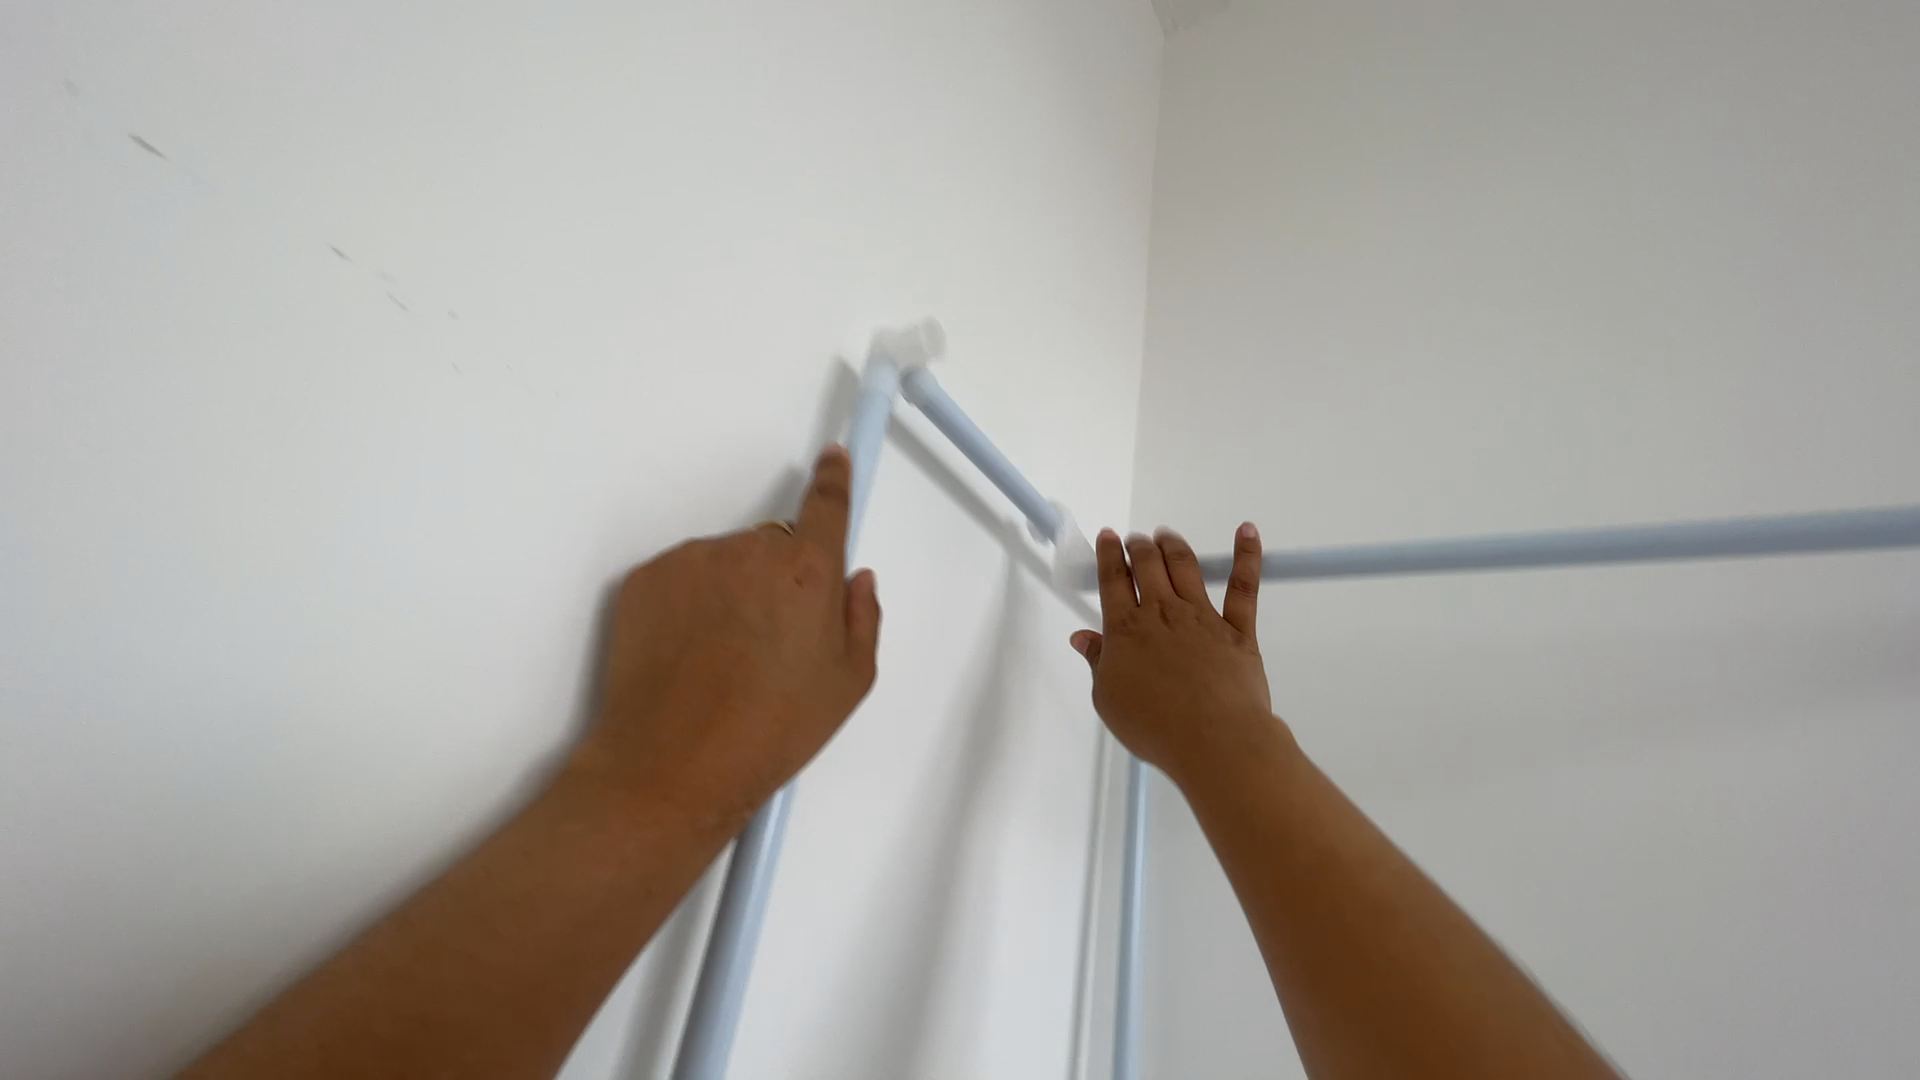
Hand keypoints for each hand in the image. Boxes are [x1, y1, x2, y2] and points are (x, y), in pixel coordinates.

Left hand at [568, 446, 880, 829]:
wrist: (672, 765)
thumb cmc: (773, 729)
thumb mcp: (848, 684)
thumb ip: (864, 617)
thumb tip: (857, 578)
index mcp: (808, 572)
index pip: (827, 505)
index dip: (834, 478)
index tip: (834, 457)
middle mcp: (750, 551)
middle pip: (775, 543)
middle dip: (781, 574)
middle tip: (772, 638)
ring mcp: (693, 560)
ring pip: (728, 560)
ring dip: (734, 588)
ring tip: (725, 654)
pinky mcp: (646, 578)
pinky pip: (684, 575)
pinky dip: (692, 601)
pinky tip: (690, 651)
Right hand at [1070, 524, 1277, 787]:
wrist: (1213, 740)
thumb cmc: (1152, 725)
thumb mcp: (1108, 699)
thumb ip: (1097, 662)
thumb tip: (1082, 636)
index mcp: (1125, 629)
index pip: (1113, 580)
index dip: (1108, 554)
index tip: (1108, 536)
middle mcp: (1161, 612)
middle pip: (1148, 565)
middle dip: (1139, 546)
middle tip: (1136, 539)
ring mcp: (1201, 617)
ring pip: (1185, 567)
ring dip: (1173, 545)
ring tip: (1166, 535)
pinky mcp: (1237, 629)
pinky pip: (1243, 586)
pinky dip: (1246, 555)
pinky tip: (1247, 531)